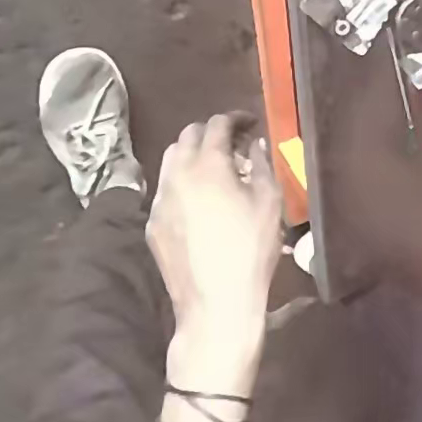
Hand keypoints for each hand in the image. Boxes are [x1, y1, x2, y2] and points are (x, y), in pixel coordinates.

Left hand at [147, 113, 283, 392]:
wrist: (216, 303)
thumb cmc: (250, 248)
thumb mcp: (269, 202)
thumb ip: (260, 164)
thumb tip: (254, 144)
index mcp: (207, 163)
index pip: (217, 124)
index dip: (235, 118)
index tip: (250, 123)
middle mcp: (177, 174)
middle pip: (188, 135)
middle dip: (211, 132)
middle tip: (233, 143)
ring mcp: (160, 199)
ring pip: (171, 160)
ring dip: (192, 153)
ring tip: (214, 168)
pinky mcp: (152, 223)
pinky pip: (165, 189)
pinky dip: (181, 181)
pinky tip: (198, 199)